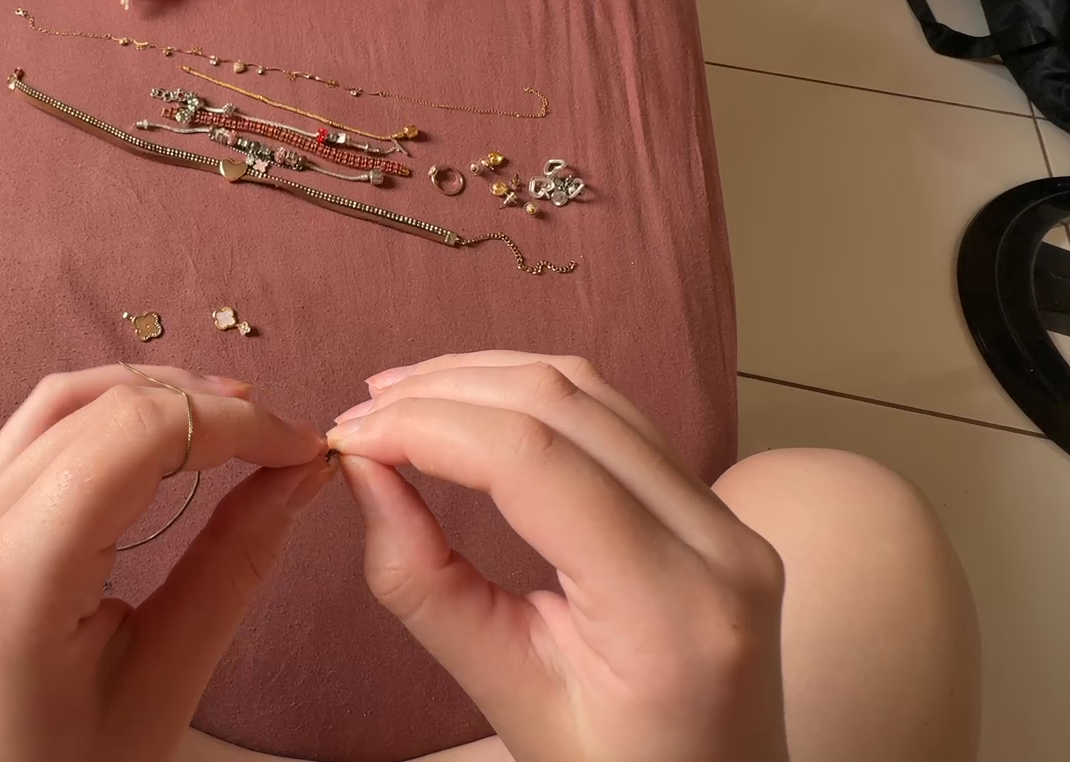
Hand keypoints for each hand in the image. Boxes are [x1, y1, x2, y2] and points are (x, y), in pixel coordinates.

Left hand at [0, 364, 331, 761]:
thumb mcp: (169, 682)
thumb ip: (236, 562)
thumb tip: (302, 473)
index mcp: (15, 573)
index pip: (133, 434)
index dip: (229, 423)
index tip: (300, 444)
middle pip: (101, 404)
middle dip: (200, 404)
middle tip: (277, 433)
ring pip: (65, 398)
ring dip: (153, 392)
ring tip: (228, 414)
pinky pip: (42, 427)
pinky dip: (111, 408)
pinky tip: (159, 429)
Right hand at [328, 352, 787, 761]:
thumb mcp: (503, 694)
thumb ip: (420, 582)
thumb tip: (362, 470)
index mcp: (671, 610)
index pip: (530, 460)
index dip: (424, 428)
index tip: (350, 440)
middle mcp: (716, 538)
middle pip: (554, 401)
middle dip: (437, 393)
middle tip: (360, 416)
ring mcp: (720, 507)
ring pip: (577, 384)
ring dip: (471, 375)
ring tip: (394, 396)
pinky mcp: (701, 491)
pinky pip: (599, 401)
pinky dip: (513, 382)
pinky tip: (460, 397)